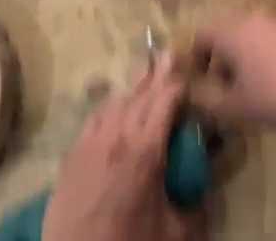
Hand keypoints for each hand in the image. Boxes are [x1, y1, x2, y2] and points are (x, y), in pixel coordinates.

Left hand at [44, 63, 202, 240]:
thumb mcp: (174, 233)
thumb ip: (194, 208)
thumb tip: (205, 196)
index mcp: (146, 151)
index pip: (165, 101)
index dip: (176, 81)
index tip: (185, 65)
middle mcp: (118, 138)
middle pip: (140, 95)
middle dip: (156, 74)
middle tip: (165, 53)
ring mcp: (90, 144)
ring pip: (114, 102)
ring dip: (132, 89)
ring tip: (143, 75)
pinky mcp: (70, 157)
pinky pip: (93, 120)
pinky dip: (108, 108)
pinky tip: (113, 108)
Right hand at [185, 12, 275, 156]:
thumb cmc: (272, 99)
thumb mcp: (231, 107)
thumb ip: (205, 98)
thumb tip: (193, 91)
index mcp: (231, 30)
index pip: (202, 35)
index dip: (196, 58)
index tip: (200, 82)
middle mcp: (251, 17)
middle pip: (225, 30)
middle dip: (219, 55)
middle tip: (222, 85)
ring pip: (247, 32)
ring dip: (240, 54)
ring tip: (247, 85)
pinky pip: (267, 35)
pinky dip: (260, 52)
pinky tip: (270, 78)